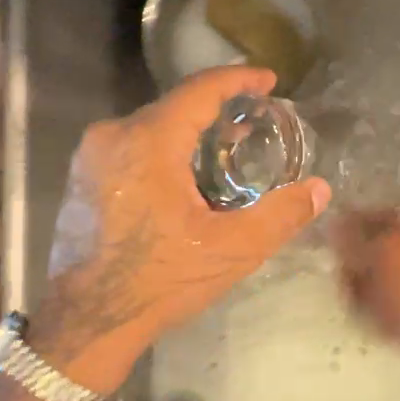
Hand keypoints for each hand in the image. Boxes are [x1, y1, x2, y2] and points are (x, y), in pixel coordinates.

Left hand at [28, 66, 331, 392]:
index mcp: (148, 140)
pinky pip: (131, 147)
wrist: (86, 321)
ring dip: (189, 134)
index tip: (268, 80)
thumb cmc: (158, 281)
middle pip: (175, 107)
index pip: (200, 90)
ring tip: (225, 155)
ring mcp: (90, 156)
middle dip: (216, 112)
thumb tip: (319, 190)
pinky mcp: (80, 178)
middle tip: (254, 128)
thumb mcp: (230, 251)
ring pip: (151, 127)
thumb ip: (280, 216)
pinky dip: (163, 152)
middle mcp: (113, 134)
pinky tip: (183, 180)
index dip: (239, 79)